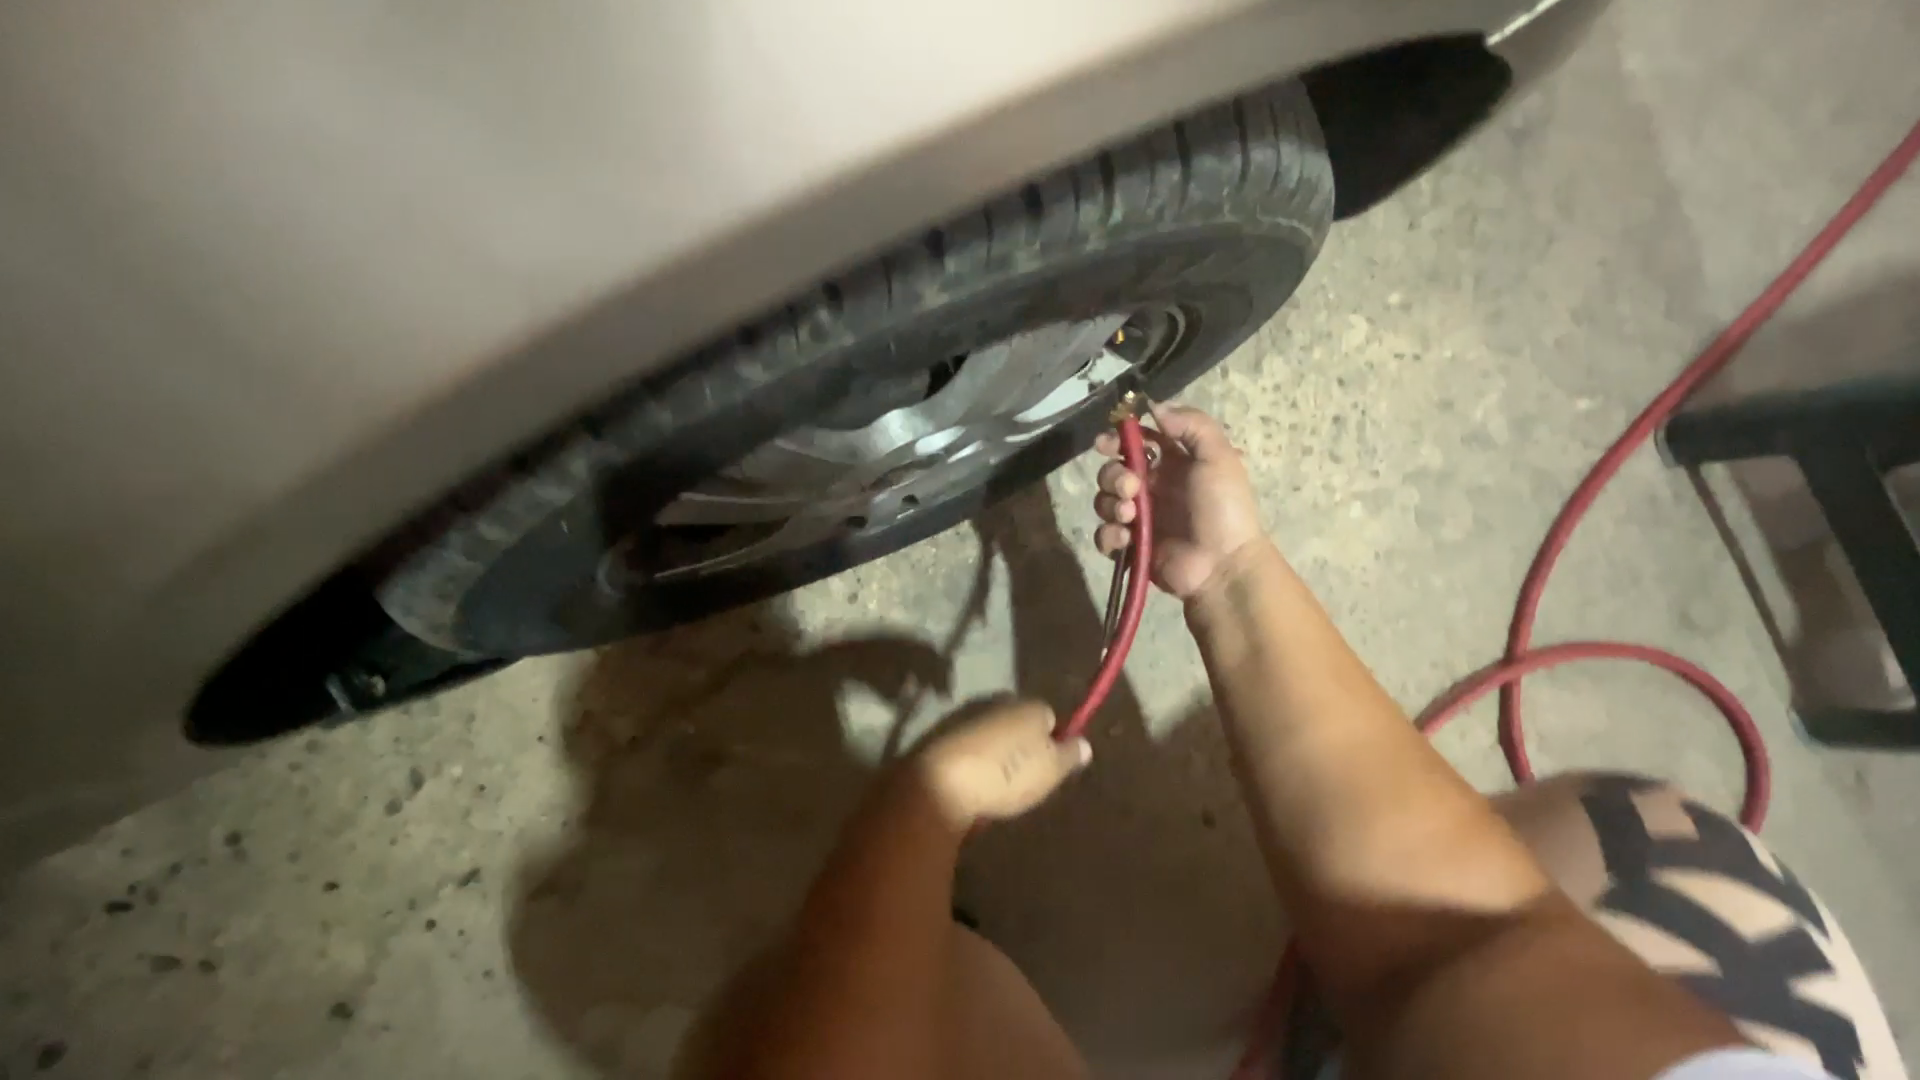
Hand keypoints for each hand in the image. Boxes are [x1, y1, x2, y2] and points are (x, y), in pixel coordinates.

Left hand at [913, 700, 1090, 829]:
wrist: (943, 783)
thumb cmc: (1007, 774)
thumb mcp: (1050, 770)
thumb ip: (1069, 755)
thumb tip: (1084, 743)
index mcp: (1028, 706)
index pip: (1049, 715)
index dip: (1053, 738)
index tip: (1052, 763)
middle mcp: (998, 703)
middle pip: (1020, 723)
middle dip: (1024, 744)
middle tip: (1028, 775)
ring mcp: (969, 718)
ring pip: (995, 735)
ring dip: (999, 753)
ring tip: (1002, 784)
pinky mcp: (945, 738)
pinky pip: (972, 748)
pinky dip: (977, 761)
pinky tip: (977, 783)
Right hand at [1093, 404, 1267, 601]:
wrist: (1223, 564)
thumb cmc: (1224, 508)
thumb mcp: (1219, 457)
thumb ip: (1191, 425)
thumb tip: (1154, 407)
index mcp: (1173, 464)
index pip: (1137, 442)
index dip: (1118, 439)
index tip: (1107, 443)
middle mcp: (1153, 488)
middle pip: (1113, 471)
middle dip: (1113, 475)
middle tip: (1131, 488)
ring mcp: (1139, 519)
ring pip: (1105, 501)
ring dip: (1111, 504)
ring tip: (1131, 516)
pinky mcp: (1130, 547)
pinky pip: (1104, 535)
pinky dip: (1109, 534)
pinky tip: (1127, 539)